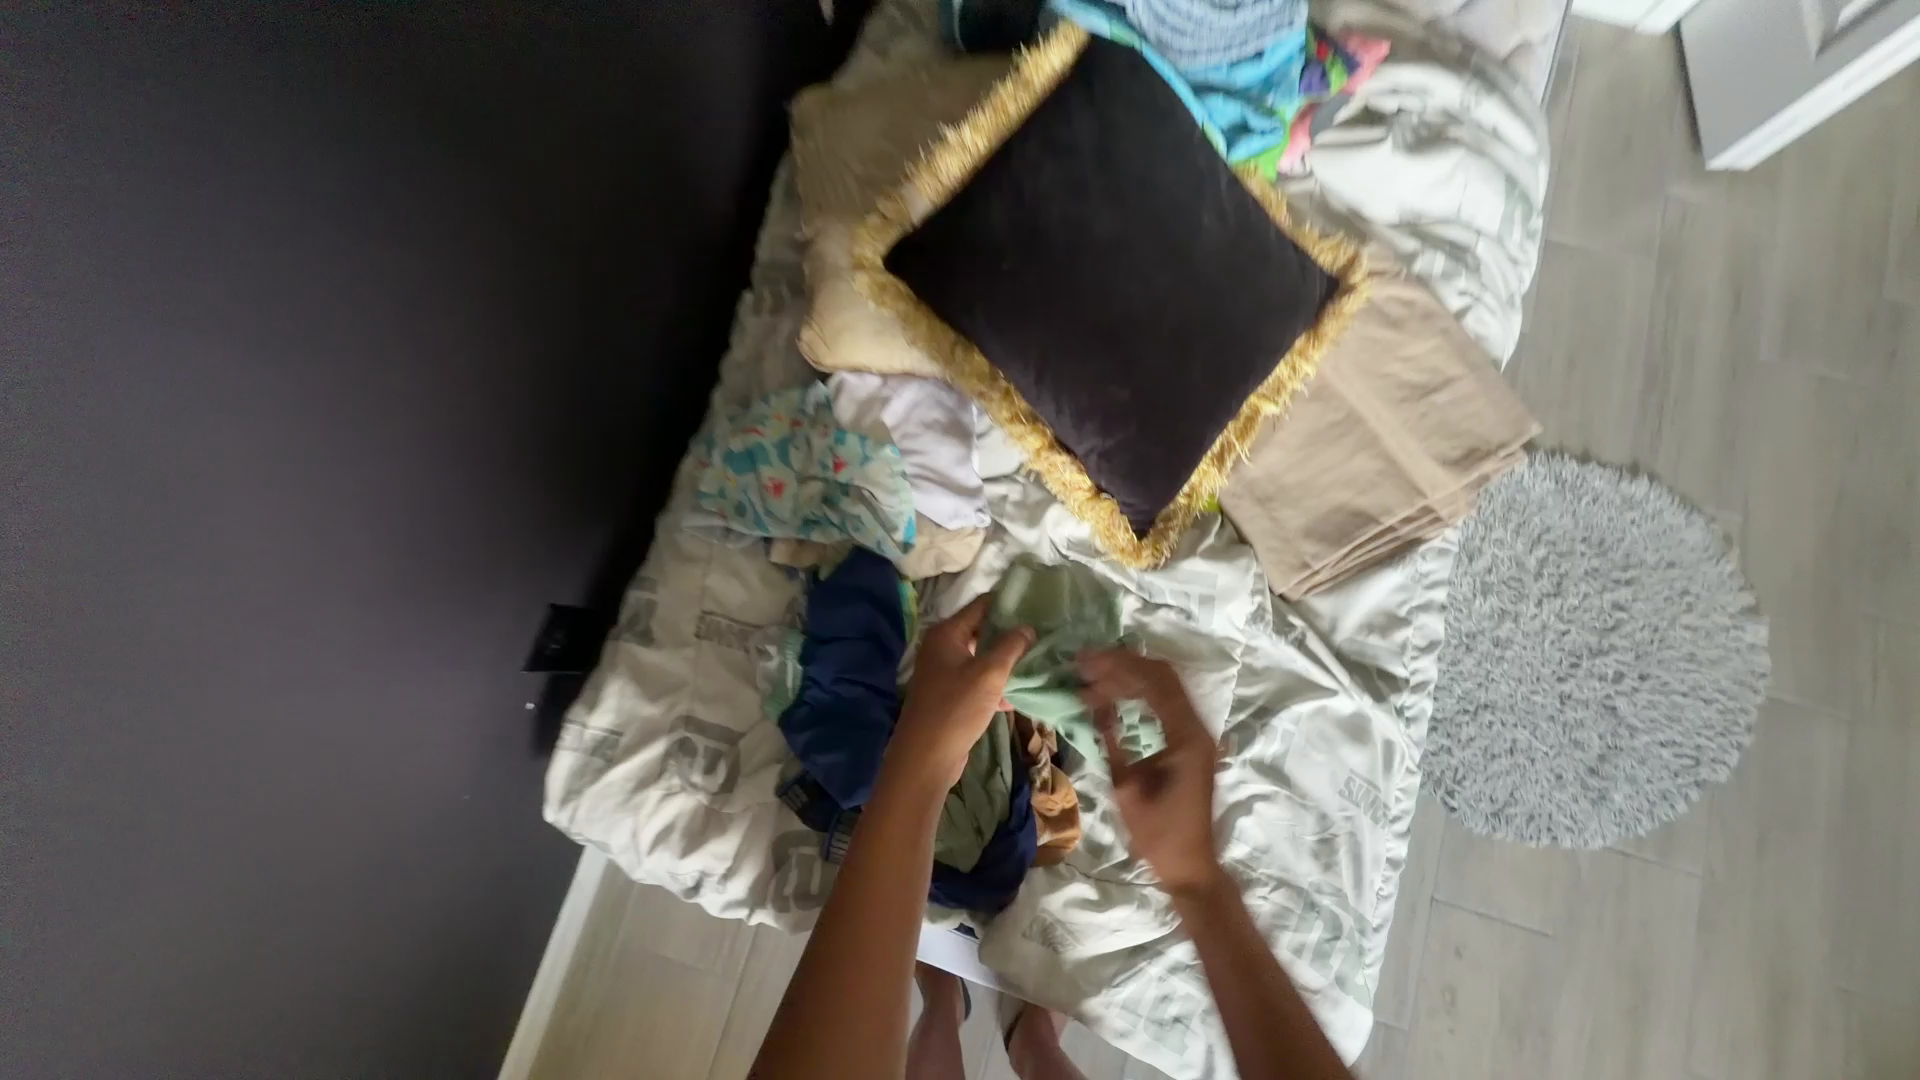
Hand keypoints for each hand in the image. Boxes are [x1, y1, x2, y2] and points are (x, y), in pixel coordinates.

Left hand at [885, 595, 1033, 791]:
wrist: (925, 757)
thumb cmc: (955, 708)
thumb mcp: (988, 674)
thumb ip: (1010, 646)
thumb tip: (1027, 627)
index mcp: (946, 633)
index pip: (981, 605)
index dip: (1008, 603)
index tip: (1037, 605)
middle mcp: (942, 647)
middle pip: (981, 630)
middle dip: (1010, 633)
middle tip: (1042, 633)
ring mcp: (944, 672)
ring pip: (981, 658)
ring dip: (1006, 661)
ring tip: (1038, 660)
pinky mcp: (950, 695)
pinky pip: (977, 681)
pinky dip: (995, 684)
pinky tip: (1018, 694)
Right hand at [1078, 649, 1225, 897]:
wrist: (1189, 864)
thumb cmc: (1157, 832)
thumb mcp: (1126, 786)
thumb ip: (1112, 739)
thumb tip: (1094, 704)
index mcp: (1186, 736)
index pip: (1154, 682)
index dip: (1118, 666)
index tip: (1085, 663)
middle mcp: (1197, 727)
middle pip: (1161, 676)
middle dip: (1121, 665)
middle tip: (1084, 665)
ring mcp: (1197, 732)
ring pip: (1164, 685)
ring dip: (1129, 676)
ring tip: (1093, 678)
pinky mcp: (1191, 740)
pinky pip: (1165, 702)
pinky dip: (1139, 692)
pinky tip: (1113, 696)